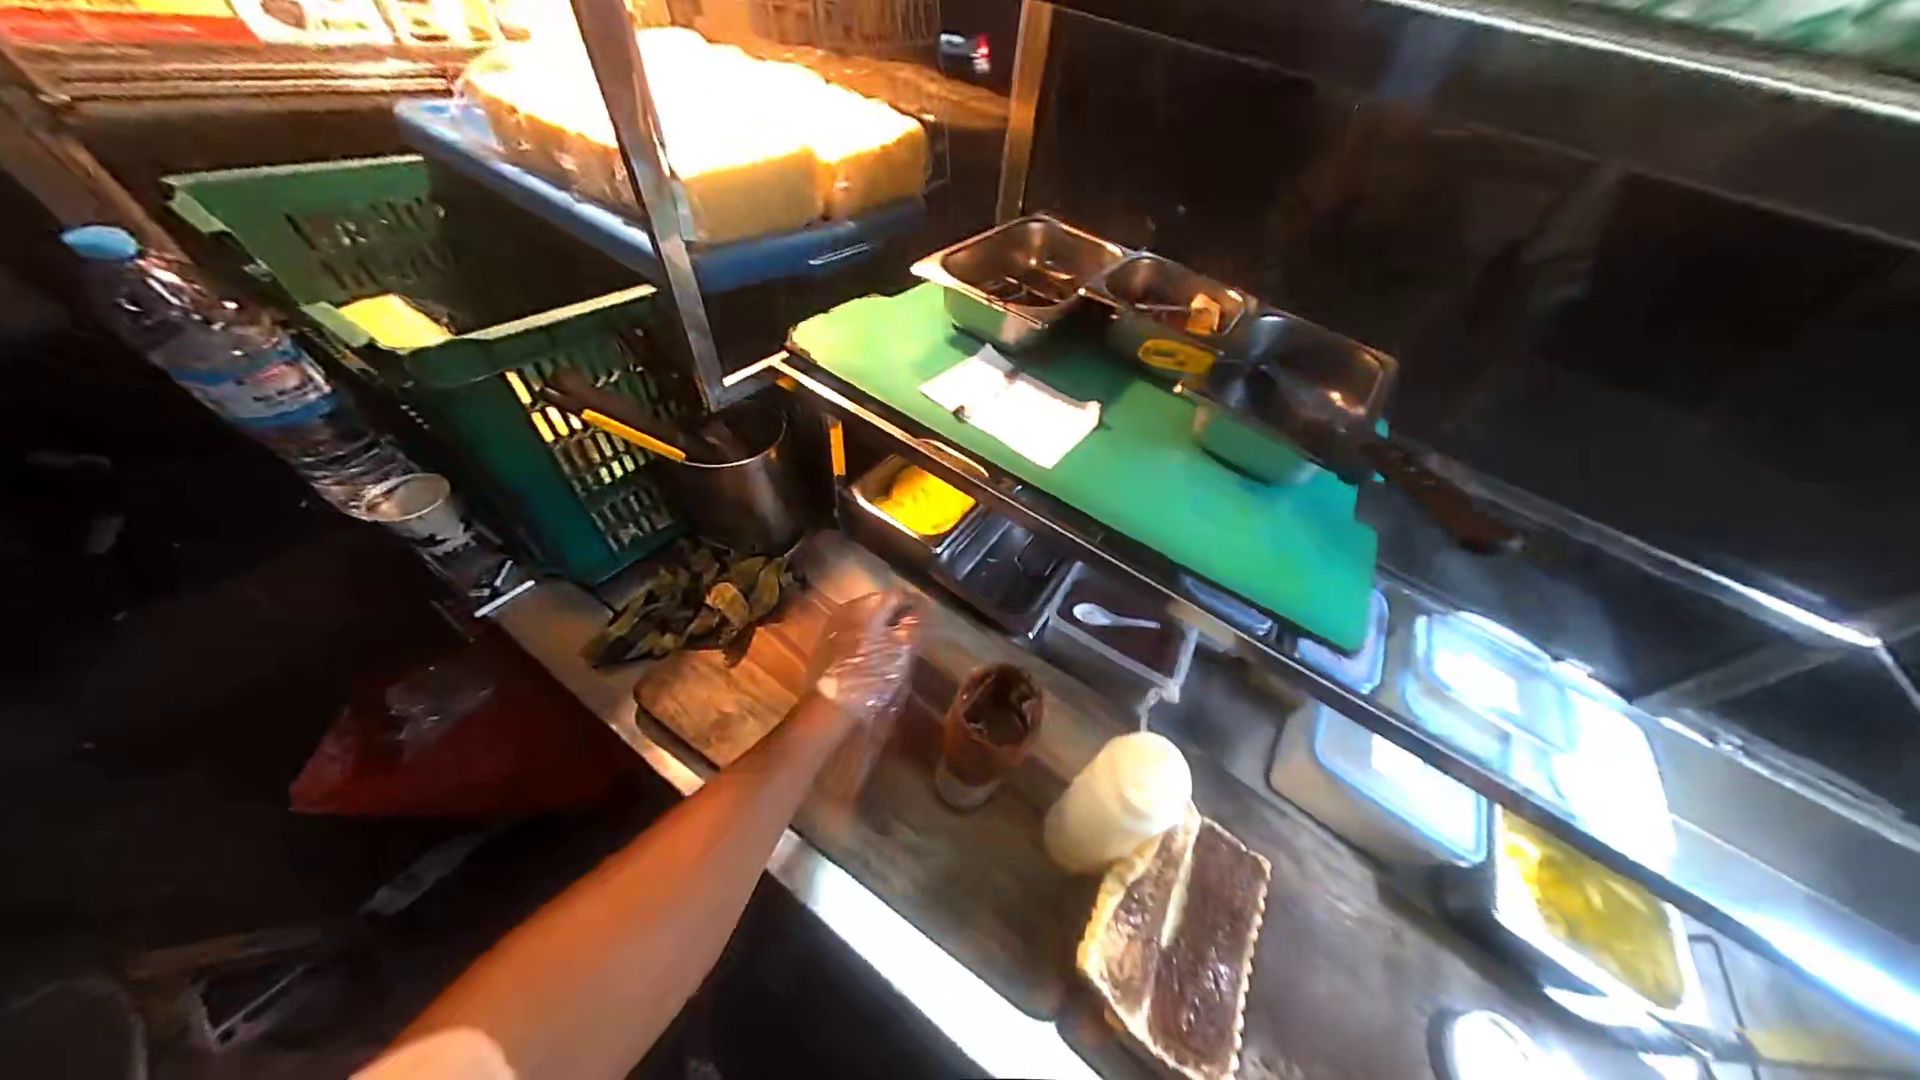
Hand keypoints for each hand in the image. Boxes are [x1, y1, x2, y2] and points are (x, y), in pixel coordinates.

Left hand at [805, 591, 921, 799]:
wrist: (830, 706)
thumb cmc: (871, 676)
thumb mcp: (901, 652)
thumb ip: (911, 627)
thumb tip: (918, 612)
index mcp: (868, 607)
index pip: (897, 595)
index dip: (915, 604)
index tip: (927, 614)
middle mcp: (847, 609)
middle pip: (878, 604)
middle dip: (896, 613)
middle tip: (912, 627)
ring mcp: (832, 626)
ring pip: (863, 618)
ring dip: (879, 625)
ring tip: (894, 641)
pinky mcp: (824, 644)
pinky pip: (850, 632)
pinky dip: (864, 636)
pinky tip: (871, 651)